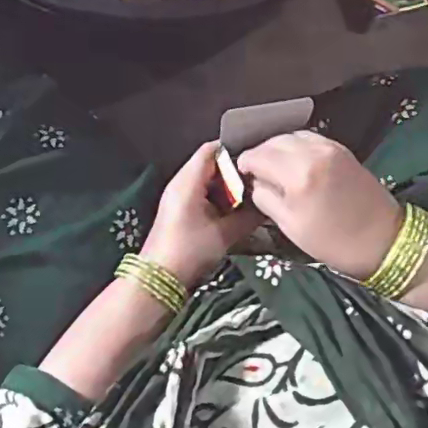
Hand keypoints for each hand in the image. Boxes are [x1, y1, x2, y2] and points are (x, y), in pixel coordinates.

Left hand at [140, 142, 263, 286]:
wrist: (159, 278)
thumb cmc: (190, 250)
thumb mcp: (224, 234)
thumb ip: (248, 216)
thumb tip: (267, 204)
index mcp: (188, 181)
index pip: (211, 149)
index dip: (235, 151)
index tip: (257, 161)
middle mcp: (181, 182)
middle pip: (210, 163)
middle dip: (235, 171)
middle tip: (259, 181)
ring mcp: (178, 196)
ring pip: (207, 180)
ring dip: (228, 186)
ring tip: (251, 195)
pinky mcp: (179, 209)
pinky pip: (202, 193)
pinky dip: (218, 197)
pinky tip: (235, 210)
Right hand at [238, 132, 401, 279]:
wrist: (385, 241)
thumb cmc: (334, 241)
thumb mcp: (290, 225)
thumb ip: (264, 197)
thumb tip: (252, 182)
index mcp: (298, 174)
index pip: (257, 156)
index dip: (244, 165)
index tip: (241, 177)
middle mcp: (313, 152)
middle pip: (273, 141)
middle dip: (260, 154)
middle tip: (254, 174)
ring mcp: (329, 147)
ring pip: (290, 136)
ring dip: (277, 148)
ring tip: (273, 169)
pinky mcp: (341, 149)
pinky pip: (308, 139)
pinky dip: (295, 146)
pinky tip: (294, 163)